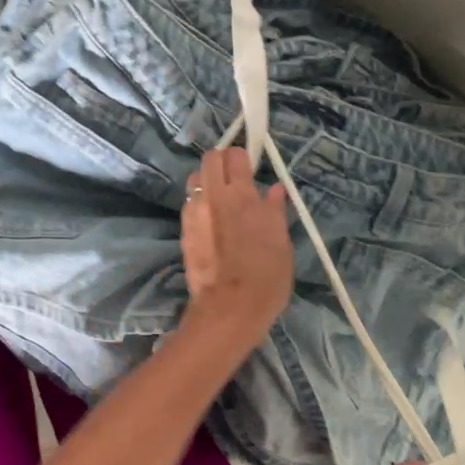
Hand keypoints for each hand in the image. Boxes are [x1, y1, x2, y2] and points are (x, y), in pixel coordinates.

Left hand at [178, 148, 293, 341]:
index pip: (235, 157)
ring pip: (195, 178)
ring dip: (206, 179)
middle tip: (233, 174)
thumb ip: (274, 211)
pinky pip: (189, 202)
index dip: (242, 157)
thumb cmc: (266, 277)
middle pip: (210, 159)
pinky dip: (199, 201)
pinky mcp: (184, 228)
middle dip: (221, 160)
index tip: (249, 165)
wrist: (229, 307)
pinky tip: (210, 218)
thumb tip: (274, 189)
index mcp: (242, 196)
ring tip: (220, 196)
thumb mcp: (281, 242)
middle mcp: (214, 196)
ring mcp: (195, 211)